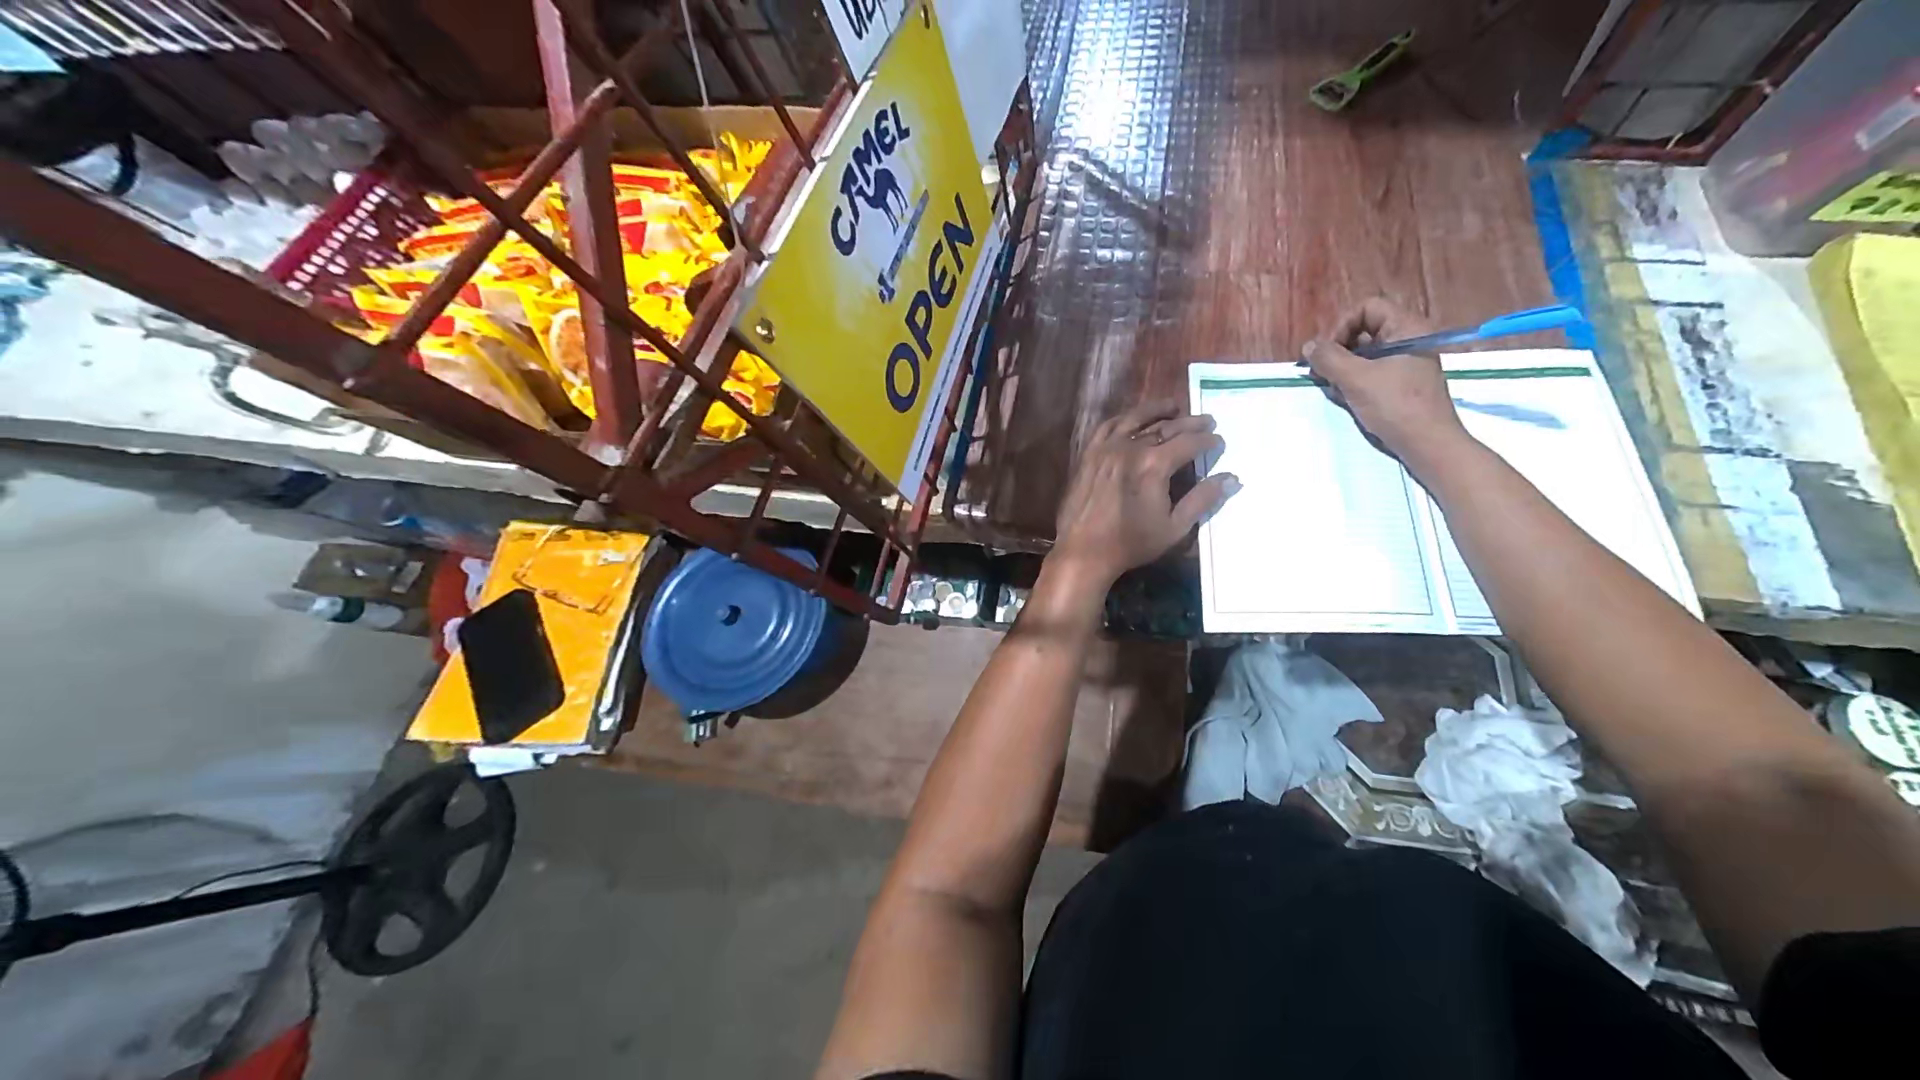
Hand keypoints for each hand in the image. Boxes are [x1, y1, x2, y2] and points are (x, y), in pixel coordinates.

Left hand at [1052, 402, 1238, 587]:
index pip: (1189, 443)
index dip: (1207, 441)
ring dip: (1157, 410)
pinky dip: (1124, 419)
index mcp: (1153, 465)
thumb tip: (1231, 479)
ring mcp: (1106, 448)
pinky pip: (1108, 427)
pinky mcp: (1089, 454)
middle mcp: (1130, 448)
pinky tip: (1133, 419)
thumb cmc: (1131, 543)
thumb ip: (1202, 499)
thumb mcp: (1174, 527)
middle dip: (1190, 423)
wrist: (1084, 551)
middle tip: (1207, 421)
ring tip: (1174, 407)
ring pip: (1136, 419)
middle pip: (1166, 427)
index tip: (1219, 441)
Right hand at [1303, 297, 1468, 468]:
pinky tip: (1347, 397)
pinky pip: (1372, 371)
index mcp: (1406, 329)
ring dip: (1344, 367)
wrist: (1427, 443)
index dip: (1342, 325)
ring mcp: (1406, 362)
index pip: (1367, 308)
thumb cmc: (1394, 405)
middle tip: (1324, 372)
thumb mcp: (1356, 379)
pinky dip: (1355, 380)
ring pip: (1365, 353)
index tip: (1328, 352)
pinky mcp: (1402, 383)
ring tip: (1335, 388)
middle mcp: (1408, 339)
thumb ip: (1328, 359)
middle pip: (1364, 329)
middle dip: (1339, 349)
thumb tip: (1308, 346)